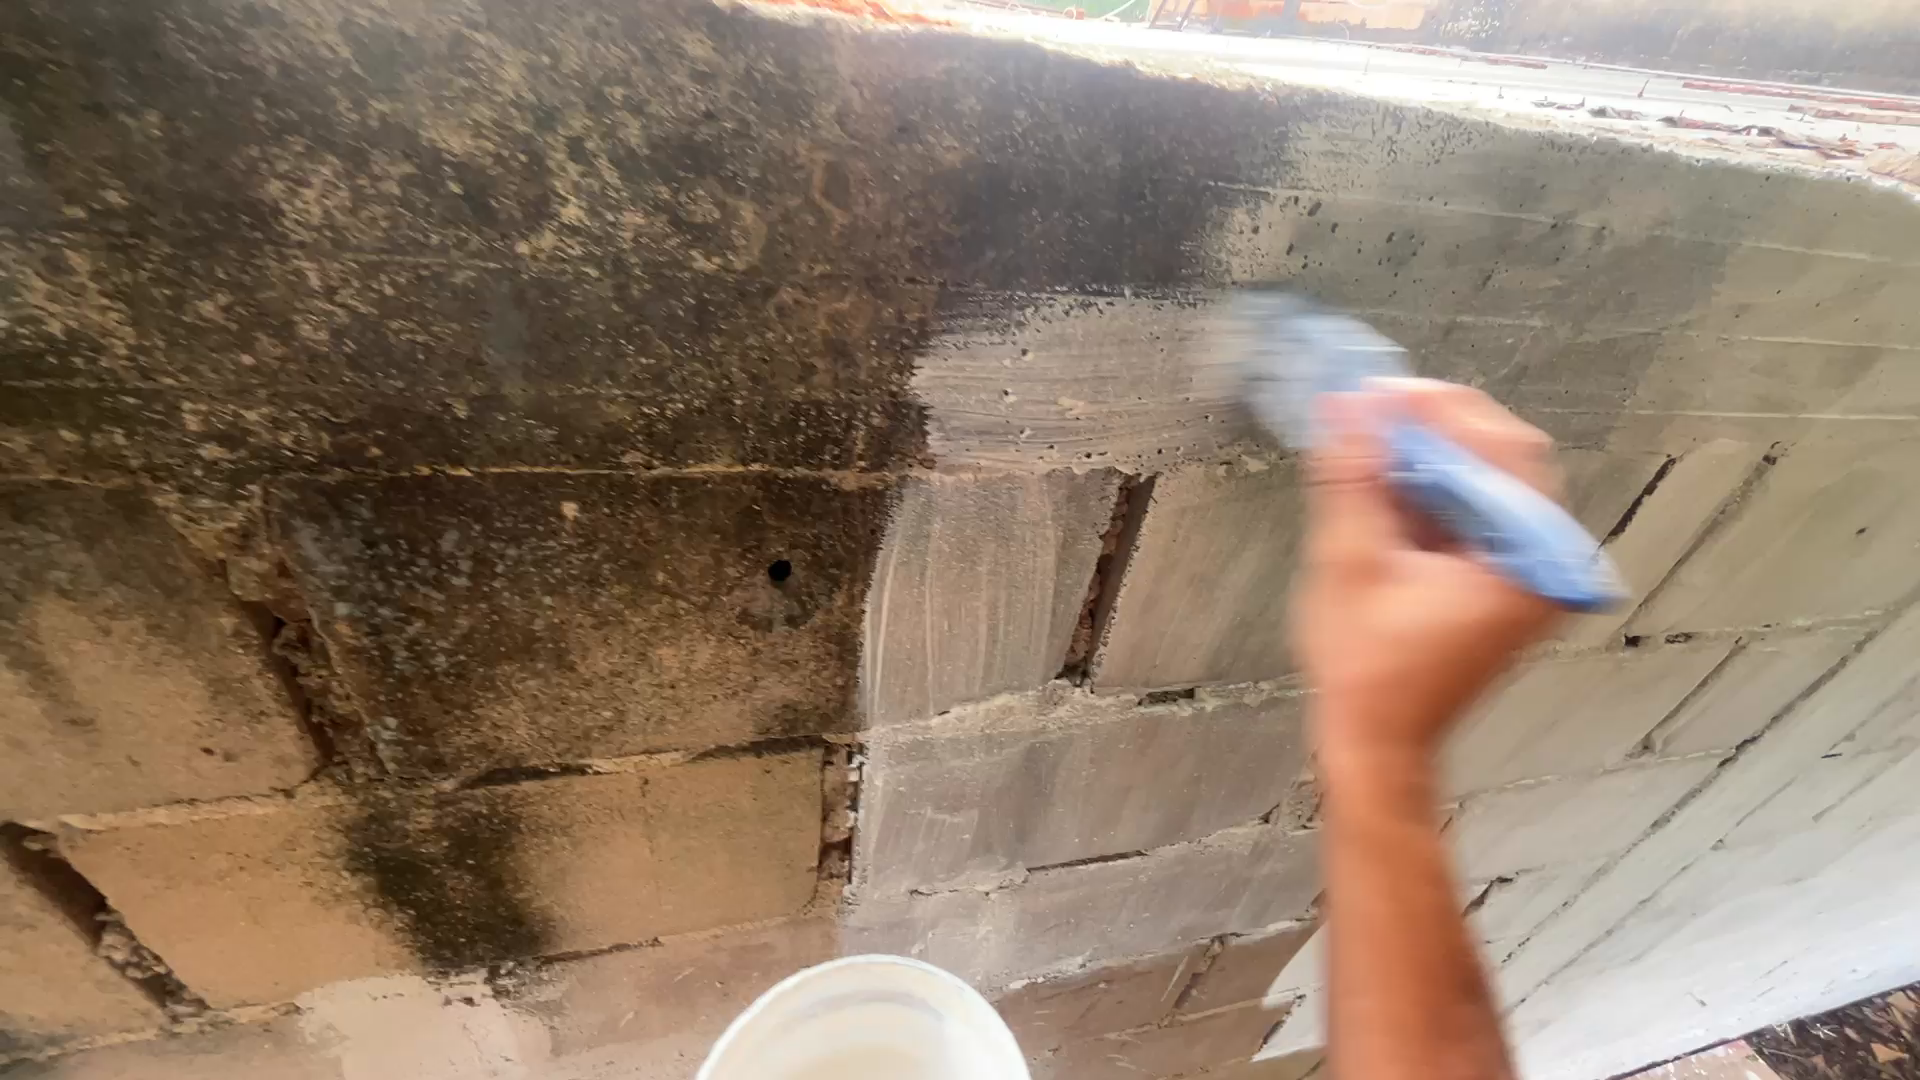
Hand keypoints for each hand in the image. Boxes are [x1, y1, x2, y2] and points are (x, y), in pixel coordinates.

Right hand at [1290, 378, 1562, 759]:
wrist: (1376, 736)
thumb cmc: (1365, 667)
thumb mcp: (1349, 563)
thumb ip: (1352, 479)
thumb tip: (1346, 406)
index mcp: (1527, 560)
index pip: (1503, 450)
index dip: (1442, 410)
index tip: (1381, 390)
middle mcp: (1543, 562)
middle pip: (1499, 460)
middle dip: (1431, 430)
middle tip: (1369, 413)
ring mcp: (1525, 573)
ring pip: (1482, 483)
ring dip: (1423, 459)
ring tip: (1366, 446)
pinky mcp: (1499, 581)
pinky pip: (1470, 514)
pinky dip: (1426, 493)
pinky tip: (1381, 490)